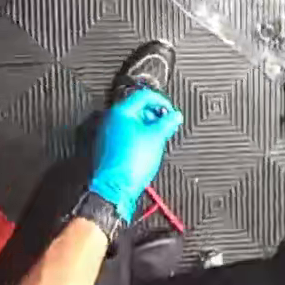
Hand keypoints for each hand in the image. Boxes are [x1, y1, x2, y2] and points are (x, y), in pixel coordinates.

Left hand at [89, 88, 182, 219]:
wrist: (115, 188)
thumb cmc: (130, 164)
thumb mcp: (157, 138)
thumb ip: (169, 122)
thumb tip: (175, 115)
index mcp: (121, 112)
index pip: (145, 96)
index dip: (162, 101)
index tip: (171, 112)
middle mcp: (111, 120)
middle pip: (138, 108)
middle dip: (156, 115)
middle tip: (167, 125)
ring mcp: (108, 133)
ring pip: (133, 122)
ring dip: (149, 126)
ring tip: (159, 138)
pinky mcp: (108, 147)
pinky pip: (127, 134)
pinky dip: (139, 136)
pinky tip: (148, 148)